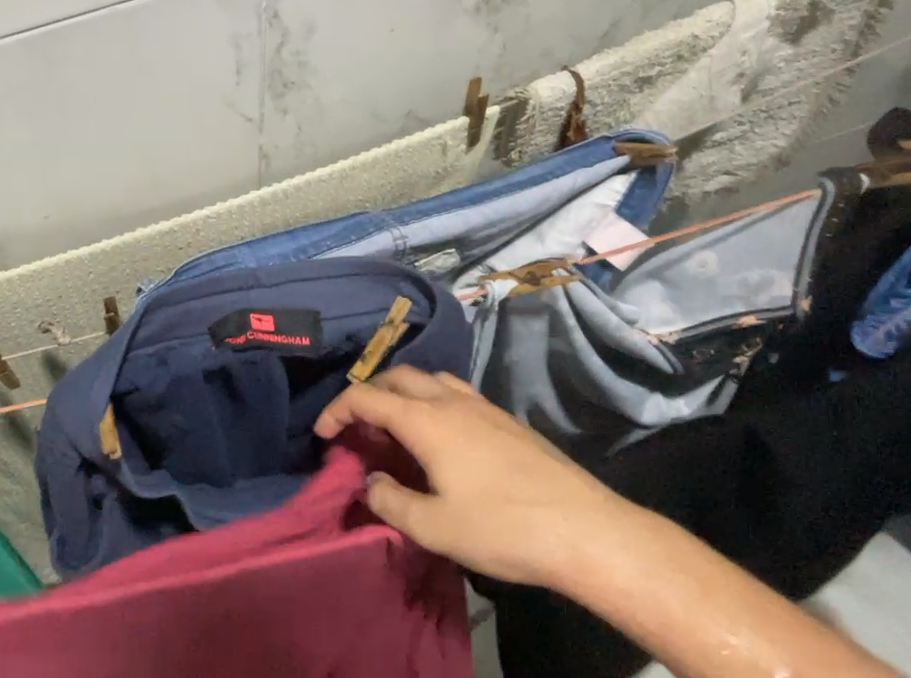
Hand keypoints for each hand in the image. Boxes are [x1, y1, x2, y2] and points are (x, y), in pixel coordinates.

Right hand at [315, 365, 640, 589]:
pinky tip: (442, 437)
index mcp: (425, 420)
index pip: (366, 397)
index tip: (322, 434)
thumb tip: (371, 483)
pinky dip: (432, 401)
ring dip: (403, 392)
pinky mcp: (508, 422)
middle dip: (369, 393)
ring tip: (396, 425)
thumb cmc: (503, 528)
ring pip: (431, 379)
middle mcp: (451, 401)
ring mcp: (484, 407)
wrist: (588, 532)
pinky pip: (456, 393)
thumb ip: (390, 502)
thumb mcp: (433, 527)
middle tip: (358, 426)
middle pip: (397, 377)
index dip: (336, 411)